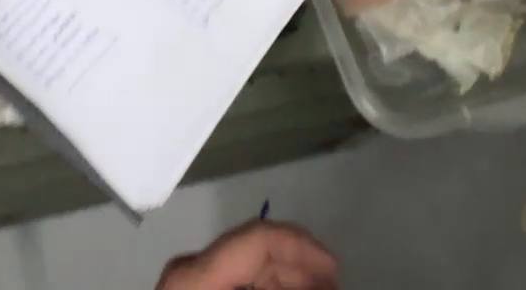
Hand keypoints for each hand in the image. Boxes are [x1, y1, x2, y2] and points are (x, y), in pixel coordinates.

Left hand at [156, 220, 337, 289]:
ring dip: (285, 284)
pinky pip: (234, 286)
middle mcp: (191, 271)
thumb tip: (323, 288)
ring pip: (247, 271)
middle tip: (333, 288)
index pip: (258, 239)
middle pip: (255, 254)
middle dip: (299, 270)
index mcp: (197, 275)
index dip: (302, 247)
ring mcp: (189, 285)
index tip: (336, 271)